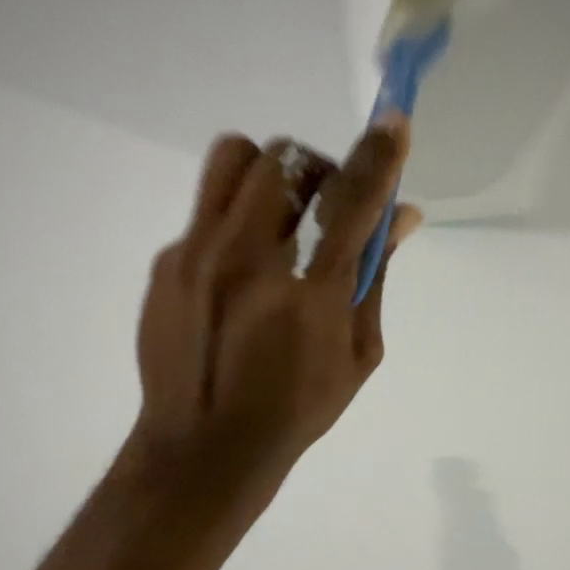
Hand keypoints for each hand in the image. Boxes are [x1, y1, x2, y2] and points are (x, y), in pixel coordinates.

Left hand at [128, 119, 420, 490]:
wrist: (205, 447)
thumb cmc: (296, 409)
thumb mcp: (358, 353)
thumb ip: (375, 277)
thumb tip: (401, 216)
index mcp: (311, 290)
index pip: (353, 198)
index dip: (379, 154)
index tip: (393, 122)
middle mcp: (252, 258)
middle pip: (288, 159)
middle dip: (319, 171)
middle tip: (325, 208)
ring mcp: (201, 254)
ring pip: (236, 159)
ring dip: (270, 175)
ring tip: (277, 217)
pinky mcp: (168, 261)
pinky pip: (206, 209)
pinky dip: (234, 222)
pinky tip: (236, 272)